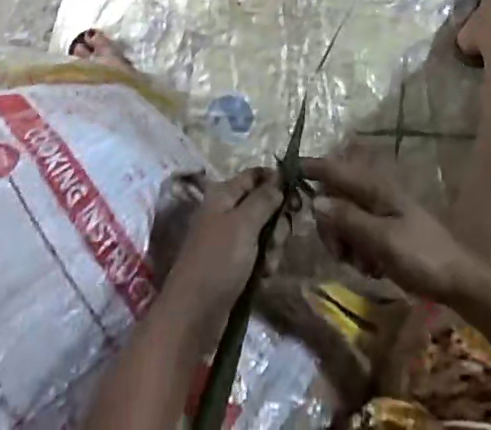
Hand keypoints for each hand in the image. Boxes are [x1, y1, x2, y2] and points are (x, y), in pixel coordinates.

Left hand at [158, 168, 283, 343]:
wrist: (194, 315)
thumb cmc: (218, 261)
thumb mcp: (243, 224)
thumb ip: (264, 199)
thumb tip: (279, 178)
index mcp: (223, 194)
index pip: (255, 175)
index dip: (276, 180)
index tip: (297, 197)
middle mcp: (226, 211)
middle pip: (264, 204)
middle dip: (277, 222)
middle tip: (278, 239)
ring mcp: (230, 238)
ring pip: (265, 230)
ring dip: (273, 246)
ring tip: (269, 265)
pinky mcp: (234, 262)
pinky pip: (259, 253)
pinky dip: (265, 262)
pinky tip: (264, 276)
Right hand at [304, 156, 480, 303]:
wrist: (457, 281)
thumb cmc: (421, 256)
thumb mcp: (382, 240)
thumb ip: (348, 219)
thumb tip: (315, 200)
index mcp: (375, 188)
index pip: (335, 169)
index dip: (311, 167)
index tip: (285, 170)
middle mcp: (375, 194)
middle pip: (333, 198)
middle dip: (329, 224)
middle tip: (338, 251)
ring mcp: (379, 212)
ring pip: (342, 219)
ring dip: (343, 242)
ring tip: (361, 263)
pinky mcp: (383, 230)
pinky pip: (355, 235)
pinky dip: (356, 250)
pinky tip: (370, 267)